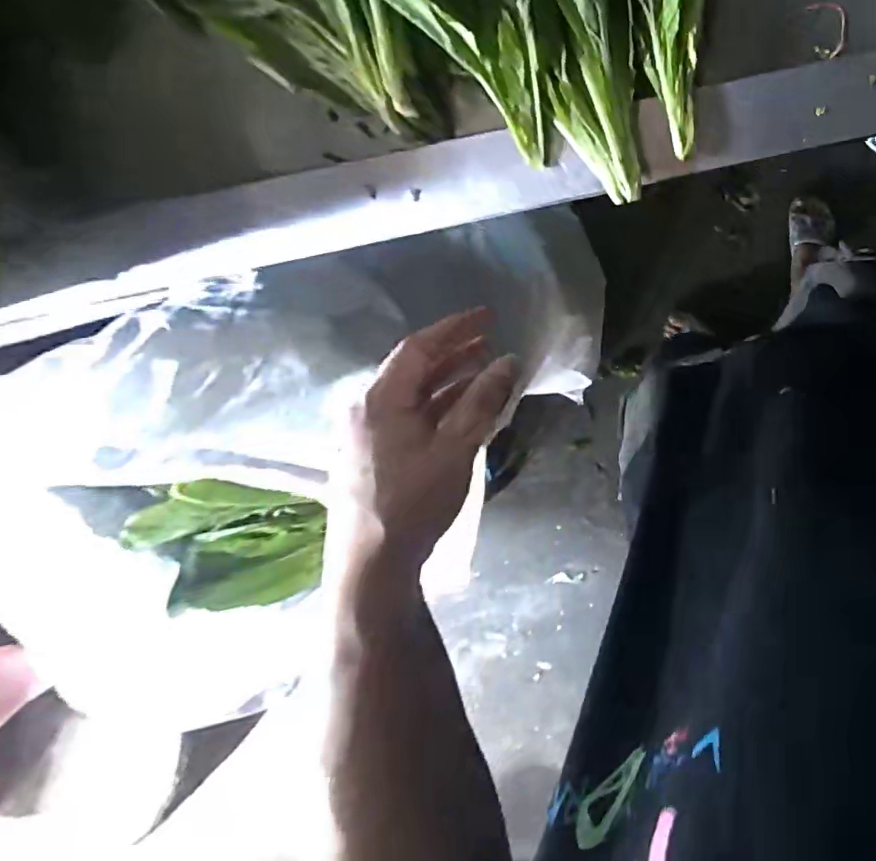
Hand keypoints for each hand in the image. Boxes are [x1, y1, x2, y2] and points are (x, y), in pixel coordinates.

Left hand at [337, 308, 517, 574]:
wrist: (373, 561)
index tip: (487, 315)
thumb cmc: (415, 499)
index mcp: (380, 400)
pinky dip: (443, 401)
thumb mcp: (456, 446)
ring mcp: (370, 432)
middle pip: (414, 367)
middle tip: (492, 337)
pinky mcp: (377, 452)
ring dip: (452, 376)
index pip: (418, 349)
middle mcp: (368, 408)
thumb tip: (508, 361)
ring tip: (487, 365)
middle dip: (455, 350)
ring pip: (415, 391)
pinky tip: (469, 403)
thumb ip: (482, 400)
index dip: (454, 328)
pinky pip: (413, 412)